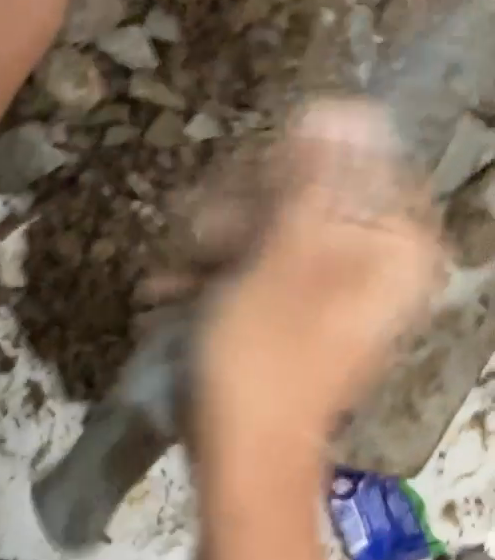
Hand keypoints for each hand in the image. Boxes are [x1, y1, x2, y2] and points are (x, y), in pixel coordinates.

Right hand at [196, 100, 444, 450]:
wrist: (242, 449)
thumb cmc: (260, 361)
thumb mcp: (279, 266)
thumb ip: (309, 188)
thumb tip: (334, 109)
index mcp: (391, 246)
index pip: (348, 168)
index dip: (280, 173)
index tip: (224, 193)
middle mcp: (371, 263)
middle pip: (301, 202)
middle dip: (233, 217)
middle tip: (190, 241)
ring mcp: (328, 293)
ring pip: (265, 238)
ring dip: (206, 250)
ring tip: (167, 277)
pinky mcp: (287, 317)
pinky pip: (250, 275)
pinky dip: (207, 280)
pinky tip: (167, 295)